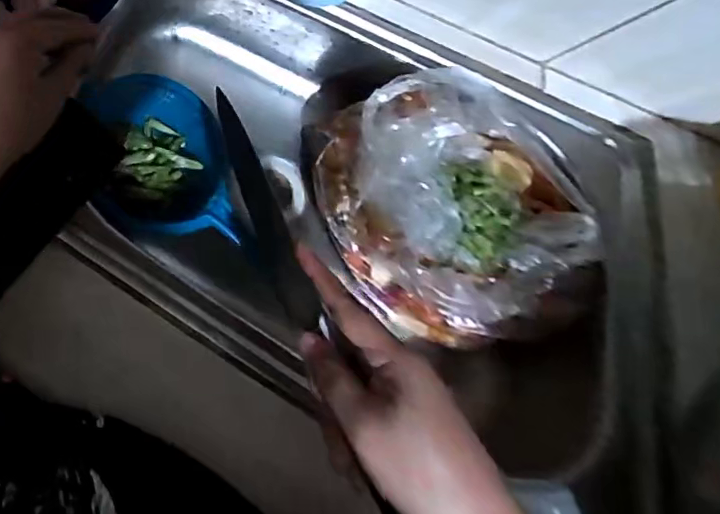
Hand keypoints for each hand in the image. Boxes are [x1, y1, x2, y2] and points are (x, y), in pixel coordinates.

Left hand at [0, 10, 96, 230]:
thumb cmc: (14, 126)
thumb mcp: (52, 96)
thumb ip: (71, 65)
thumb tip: (85, 46)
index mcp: (21, 37)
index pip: (59, 26)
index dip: (82, 29)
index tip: (100, 33)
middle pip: (36, 16)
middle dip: (62, 19)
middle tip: (85, 28)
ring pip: (17, 22)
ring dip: (42, 24)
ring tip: (64, 37)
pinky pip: (3, 34)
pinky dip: (23, 34)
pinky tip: (35, 49)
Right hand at [296, 248, 521, 513]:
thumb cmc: (417, 466)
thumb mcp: (361, 422)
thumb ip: (330, 376)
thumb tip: (309, 337)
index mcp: (398, 363)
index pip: (349, 311)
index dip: (322, 280)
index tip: (302, 247)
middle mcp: (406, 375)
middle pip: (344, 363)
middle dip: (330, 398)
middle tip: (337, 434)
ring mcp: (413, 402)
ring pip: (353, 395)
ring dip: (343, 428)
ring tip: (354, 465)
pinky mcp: (415, 426)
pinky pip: (369, 417)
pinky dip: (358, 442)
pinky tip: (364, 471)